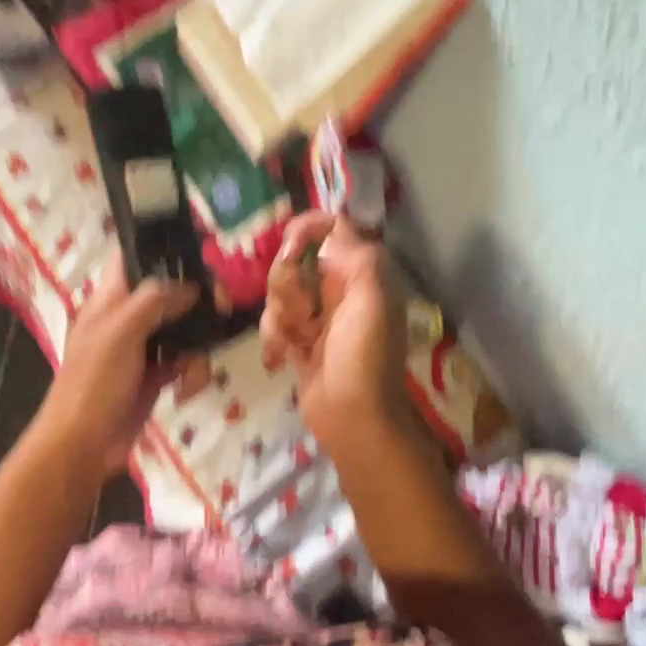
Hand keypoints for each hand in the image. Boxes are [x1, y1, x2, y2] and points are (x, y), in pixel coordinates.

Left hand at [36, 249, 200, 473]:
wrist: (83, 445)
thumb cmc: (94, 383)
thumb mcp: (120, 332)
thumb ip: (155, 300)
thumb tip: (191, 286)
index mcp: (109, 299)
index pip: (133, 257)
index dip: (162, 247)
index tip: (199, 251)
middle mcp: (127, 319)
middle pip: (169, 293)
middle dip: (196, 302)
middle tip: (220, 308)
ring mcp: (142, 350)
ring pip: (183, 331)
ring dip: (197, 347)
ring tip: (194, 368)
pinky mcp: (155, 379)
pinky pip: (184, 364)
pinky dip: (192, 375)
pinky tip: (186, 391)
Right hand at [261, 212, 407, 444]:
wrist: (353, 417)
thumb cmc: (364, 357)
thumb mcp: (371, 297)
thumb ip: (356, 254)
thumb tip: (328, 232)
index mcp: (362, 273)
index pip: (332, 228)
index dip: (306, 231)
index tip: (289, 251)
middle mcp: (340, 289)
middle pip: (295, 262)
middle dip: (286, 285)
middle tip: (301, 312)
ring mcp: (318, 317)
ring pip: (279, 294)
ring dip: (278, 317)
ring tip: (293, 343)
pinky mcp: (299, 342)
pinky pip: (274, 324)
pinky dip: (273, 339)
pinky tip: (281, 359)